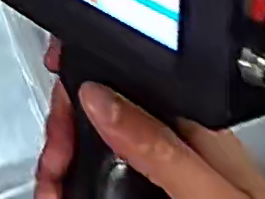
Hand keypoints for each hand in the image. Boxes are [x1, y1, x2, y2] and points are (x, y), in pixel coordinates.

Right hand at [35, 39, 264, 198]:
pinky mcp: (139, 197)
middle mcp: (168, 146)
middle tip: (52, 164)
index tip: (56, 103)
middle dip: (62, 132)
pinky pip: (90, 181)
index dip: (80, 81)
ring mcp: (154, 177)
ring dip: (58, 161)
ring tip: (51, 187)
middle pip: (93, 113)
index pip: (121, 77)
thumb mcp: (213, 198)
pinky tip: (59, 193)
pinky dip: (66, 183)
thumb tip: (98, 92)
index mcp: (189, 127)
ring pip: (86, 148)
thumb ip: (159, 145)